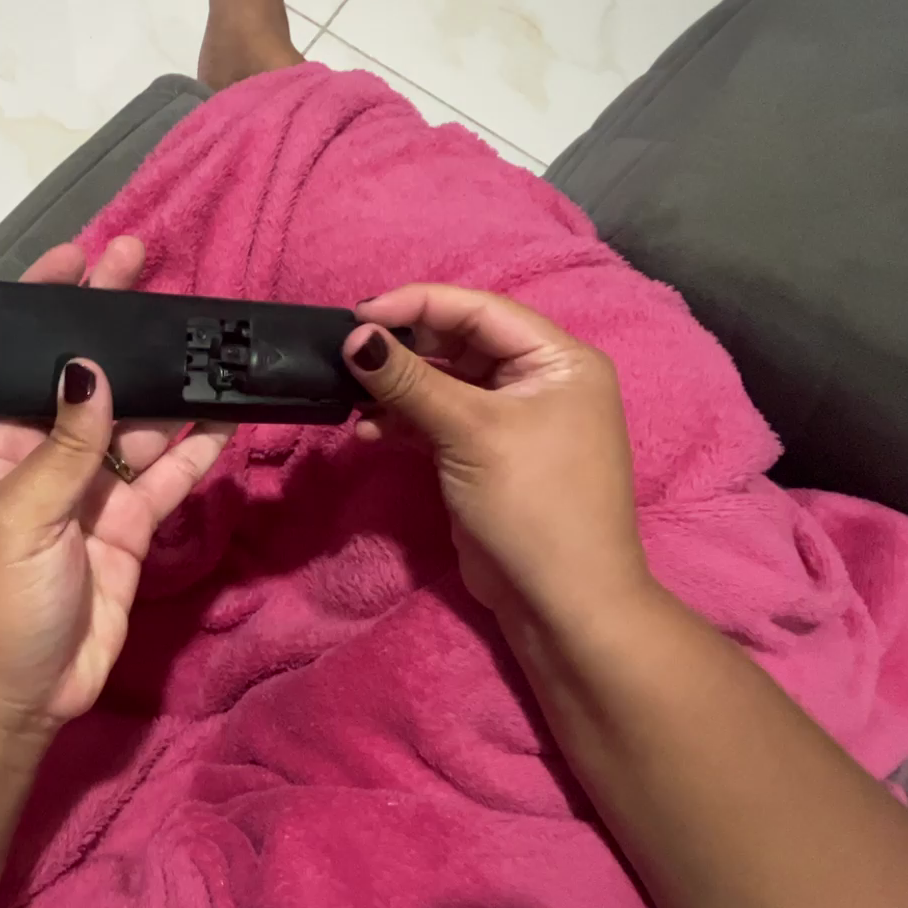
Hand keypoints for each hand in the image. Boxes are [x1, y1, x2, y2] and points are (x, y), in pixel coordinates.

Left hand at [0, 238, 235, 739]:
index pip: (20, 360)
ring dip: (166, 387)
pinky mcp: (127, 524)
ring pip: (134, 424)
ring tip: (203, 338)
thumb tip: (90, 370)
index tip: (80, 257)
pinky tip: (223, 418)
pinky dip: (192, 450)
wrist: (20, 697)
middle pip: (86, 379)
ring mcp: (90, 489)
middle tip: (144, 265)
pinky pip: (163, 476)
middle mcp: (44, 455)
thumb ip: (64, 446)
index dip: (45, 307)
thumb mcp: (19, 518)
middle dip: (113, 326)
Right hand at [342, 285, 651, 619]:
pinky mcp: (480, 451)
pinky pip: (434, 418)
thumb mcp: (469, 431)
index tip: (358, 315)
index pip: (478, 310)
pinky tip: (368, 432)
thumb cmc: (532, 502)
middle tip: (348, 355)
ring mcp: (507, 418)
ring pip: (439, 382)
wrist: (559, 601)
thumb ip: (409, 380)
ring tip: (352, 398)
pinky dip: (401, 421)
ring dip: (395, 389)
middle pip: (456, 343)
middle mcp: (535, 380)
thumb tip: (354, 337)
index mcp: (557, 360)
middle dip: (401, 350)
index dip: (416, 305)